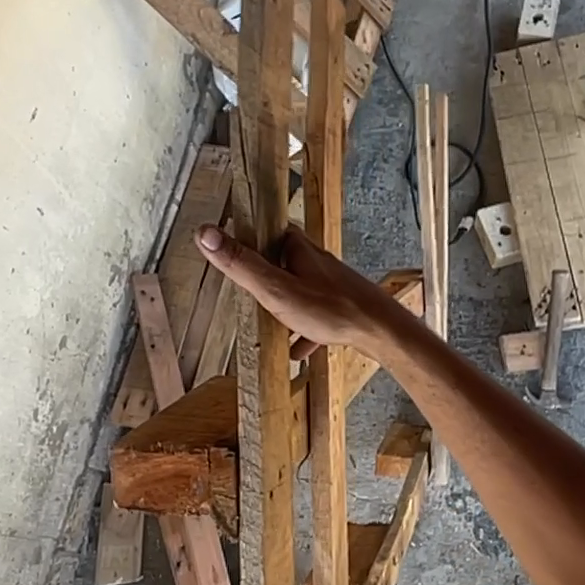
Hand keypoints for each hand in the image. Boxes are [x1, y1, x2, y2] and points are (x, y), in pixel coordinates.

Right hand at [195, 223, 413, 356]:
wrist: (380, 331)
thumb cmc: (330, 309)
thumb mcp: (275, 288)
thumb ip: (241, 264)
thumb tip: (205, 233)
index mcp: (298, 250)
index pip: (270, 233)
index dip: (253, 238)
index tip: (235, 245)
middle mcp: (316, 262)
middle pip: (285, 261)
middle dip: (267, 273)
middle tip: (247, 285)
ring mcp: (332, 285)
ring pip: (301, 289)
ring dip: (285, 303)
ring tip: (267, 321)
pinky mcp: (343, 307)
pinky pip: (318, 318)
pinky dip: (304, 331)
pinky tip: (296, 351)